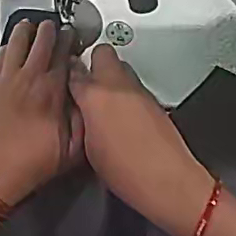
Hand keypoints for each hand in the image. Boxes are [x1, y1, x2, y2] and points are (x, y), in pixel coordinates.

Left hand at [0, 22, 80, 204]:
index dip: (69, 43)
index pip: (64, 56)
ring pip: (15, 43)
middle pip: (40, 42)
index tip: (72, 37)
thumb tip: (88, 102)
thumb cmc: (29, 162)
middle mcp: (28, 78)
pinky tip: (4, 44)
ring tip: (29, 26)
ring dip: (24, 31)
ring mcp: (5, 79)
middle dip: (49, 31)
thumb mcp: (72, 149)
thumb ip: (83, 121)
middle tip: (52, 26)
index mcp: (51, 91)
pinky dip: (1, 45)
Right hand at [69, 45, 215, 235]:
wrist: (168, 181)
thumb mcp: (89, 147)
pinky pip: (135, 87)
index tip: (67, 81)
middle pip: (103, 54)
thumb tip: (82, 111)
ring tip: (106, 99)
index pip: (74, 72)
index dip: (68, 76)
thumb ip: (82, 119)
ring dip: (112, 78)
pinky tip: (124, 115)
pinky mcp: (155, 101)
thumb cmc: (127, 171)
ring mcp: (140, 92)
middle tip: (87, 79)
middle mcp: (118, 86)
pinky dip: (127, 93)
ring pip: (122, 68)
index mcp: (94, 96)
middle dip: (94, 62)